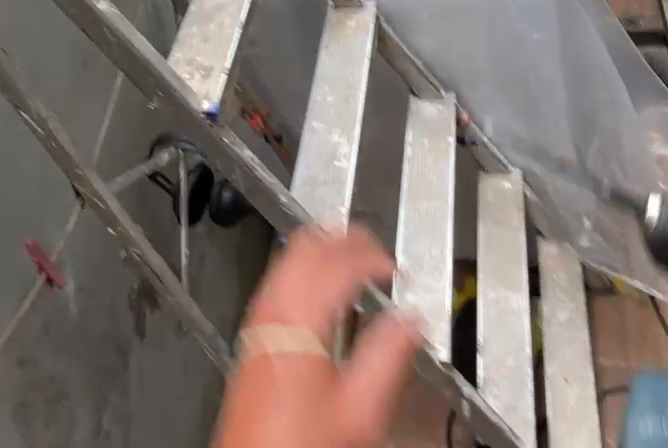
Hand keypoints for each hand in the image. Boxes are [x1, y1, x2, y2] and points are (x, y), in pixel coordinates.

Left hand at [211, 227, 419, 447]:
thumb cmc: (301, 441)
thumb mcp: (359, 410)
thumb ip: (388, 357)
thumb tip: (412, 320)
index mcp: (300, 316)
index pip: (340, 262)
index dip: (373, 257)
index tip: (397, 268)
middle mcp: (274, 305)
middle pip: (309, 244)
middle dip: (347, 240)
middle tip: (378, 250)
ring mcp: (259, 313)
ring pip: (291, 254)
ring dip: (326, 247)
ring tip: (356, 257)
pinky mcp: (255, 326)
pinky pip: (280, 274)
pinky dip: (307, 264)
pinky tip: (324, 282)